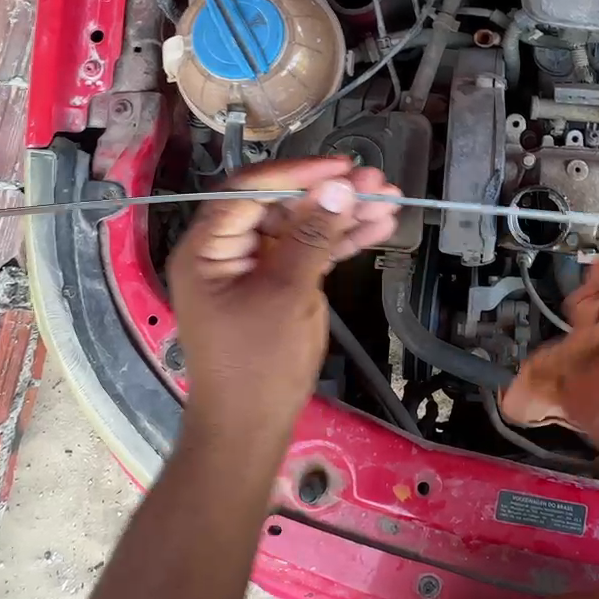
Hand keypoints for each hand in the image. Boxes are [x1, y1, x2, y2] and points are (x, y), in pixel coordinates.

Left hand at [165, 157, 399, 433]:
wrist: (251, 431)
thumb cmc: (258, 366)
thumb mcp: (287, 295)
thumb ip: (313, 236)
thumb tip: (341, 186)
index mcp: (208, 248)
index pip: (249, 191)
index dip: (297, 172)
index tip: (342, 167)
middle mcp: (229, 250)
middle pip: (282, 205)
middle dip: (331, 193)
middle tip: (378, 183)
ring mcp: (256, 267)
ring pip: (303, 226)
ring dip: (345, 214)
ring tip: (391, 200)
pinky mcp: (280, 284)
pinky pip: (312, 252)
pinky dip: (343, 241)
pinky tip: (379, 229)